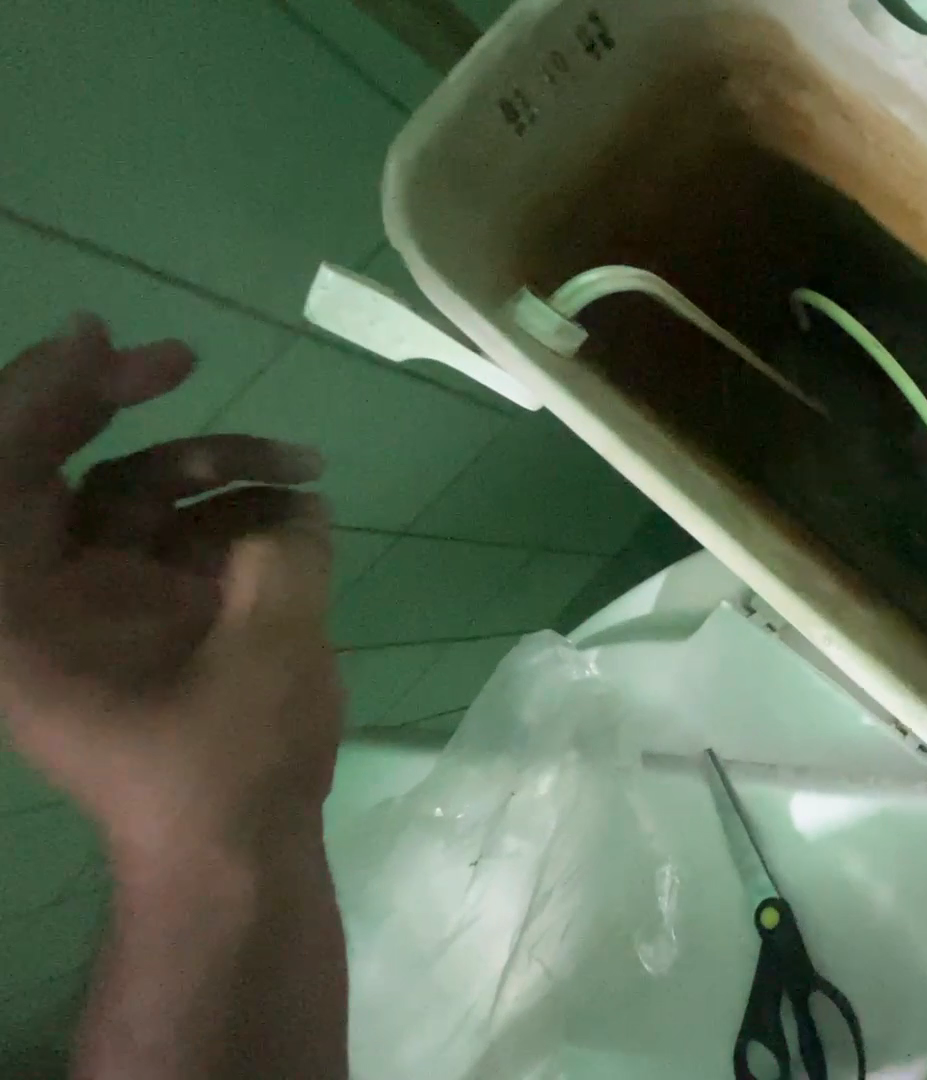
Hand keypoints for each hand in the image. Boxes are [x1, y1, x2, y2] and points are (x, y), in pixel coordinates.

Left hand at [0, 314, 340, 862]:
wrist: (240, 834)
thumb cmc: (226, 760)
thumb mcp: (263, 655)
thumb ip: (277, 563)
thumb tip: (290, 505)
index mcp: (13, 610)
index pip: (0, 478)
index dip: (36, 400)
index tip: (109, 345)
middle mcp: (43, 591)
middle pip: (62, 470)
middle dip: (118, 409)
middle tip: (180, 361)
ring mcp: (109, 597)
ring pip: (145, 496)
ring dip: (221, 469)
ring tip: (309, 469)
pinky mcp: (168, 607)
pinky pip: (200, 533)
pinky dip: (251, 513)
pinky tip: (308, 513)